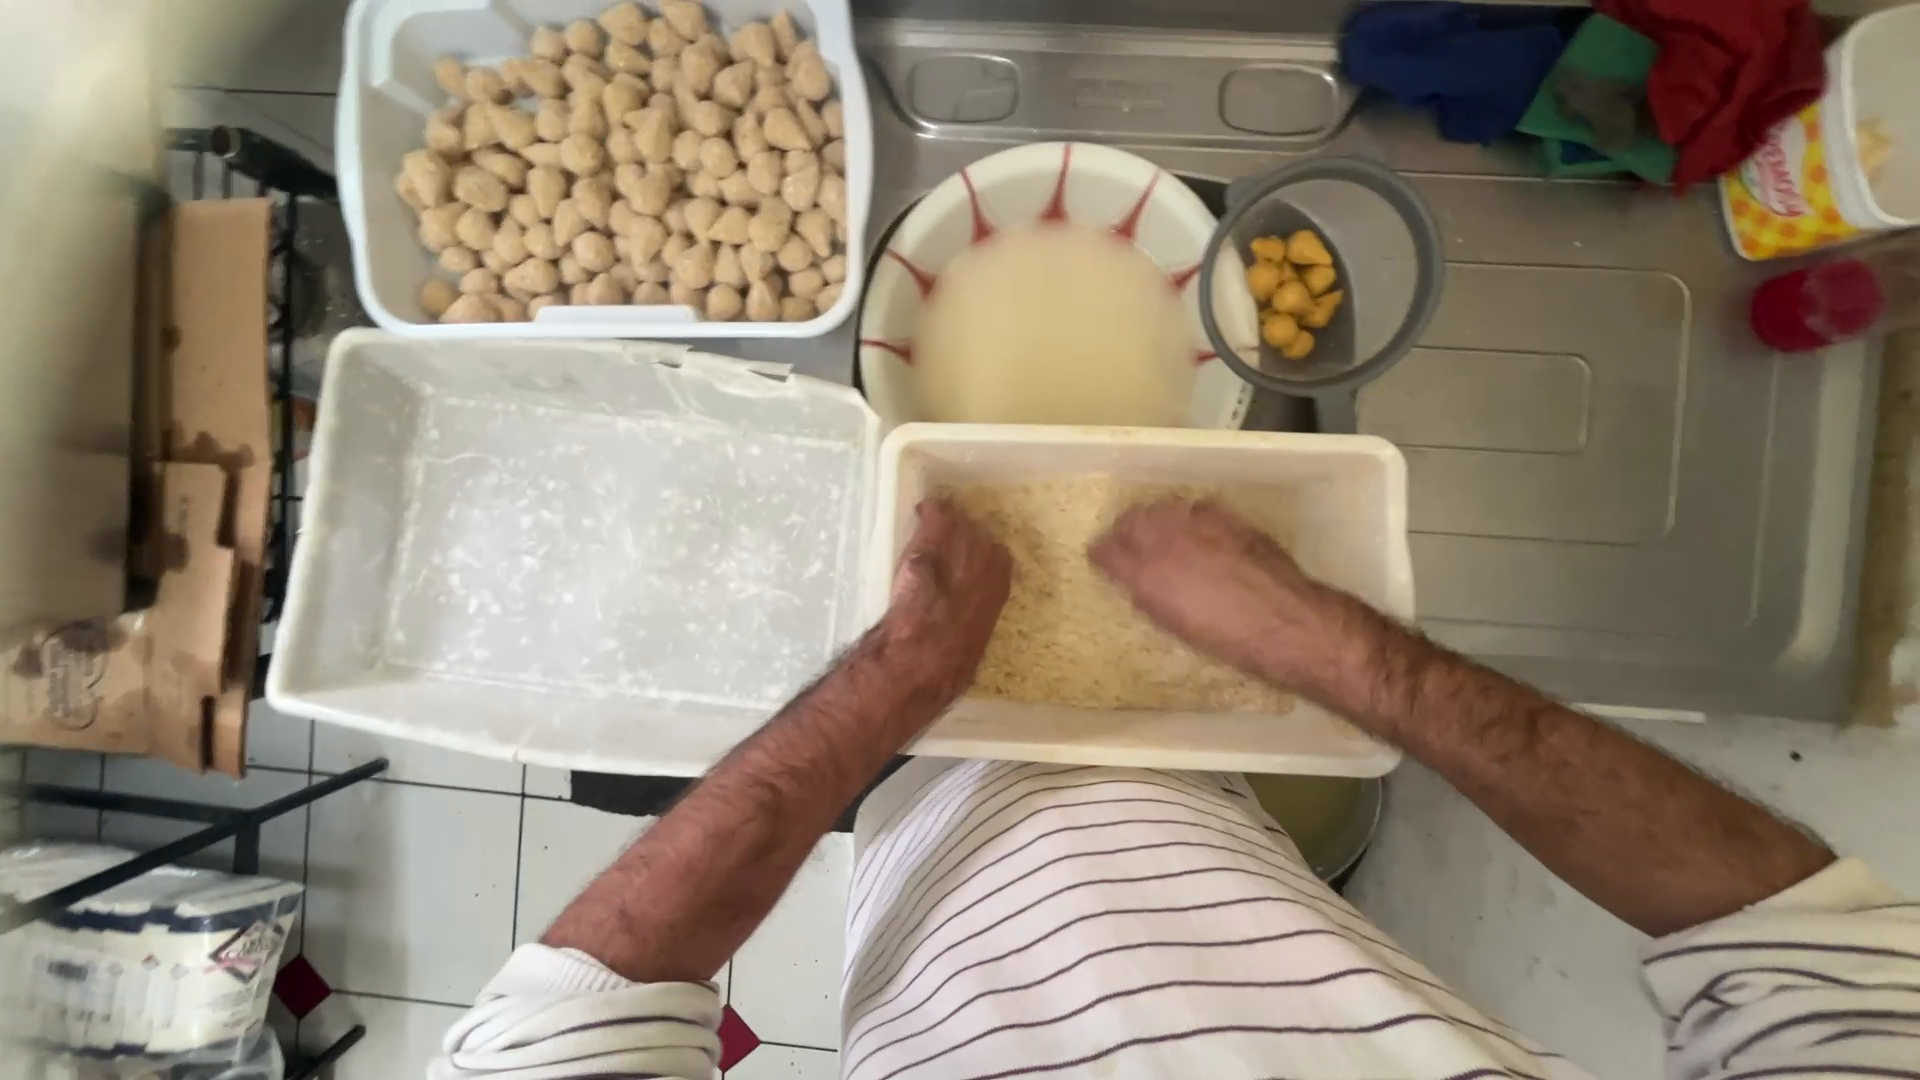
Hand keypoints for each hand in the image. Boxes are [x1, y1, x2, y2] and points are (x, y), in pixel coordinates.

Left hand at [885, 497, 1011, 697]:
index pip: (998, 560)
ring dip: (946, 523)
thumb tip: (966, 642)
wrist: (926, 648)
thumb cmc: (953, 657)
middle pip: (978, 535)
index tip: (967, 565)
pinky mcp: (932, 537)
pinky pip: (934, 512)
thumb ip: (972, 628)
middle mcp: (989, 557)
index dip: (980, 561)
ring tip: (934, 524)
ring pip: (959, 520)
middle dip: (963, 537)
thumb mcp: (974, 643)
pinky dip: (927, 512)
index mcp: (1001, 585)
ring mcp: (961, 543)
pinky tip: (921, 510)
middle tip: (946, 542)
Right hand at [1089, 497, 1378, 698]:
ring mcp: (1200, 525)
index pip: (1109, 552)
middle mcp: (1168, 541)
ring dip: (1153, 518)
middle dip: (1123, 529)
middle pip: (1132, 520)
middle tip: (1123, 541)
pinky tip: (1193, 529)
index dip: (1100, 553)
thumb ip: (1148, 596)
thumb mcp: (1175, 625)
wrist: (1288, 624)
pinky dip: (1186, 517)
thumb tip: (1134, 580)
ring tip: (1155, 531)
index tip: (1097, 556)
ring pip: (1162, 508)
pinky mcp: (1228, 519)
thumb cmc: (1228, 640)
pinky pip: (1196, 509)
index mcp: (1148, 574)